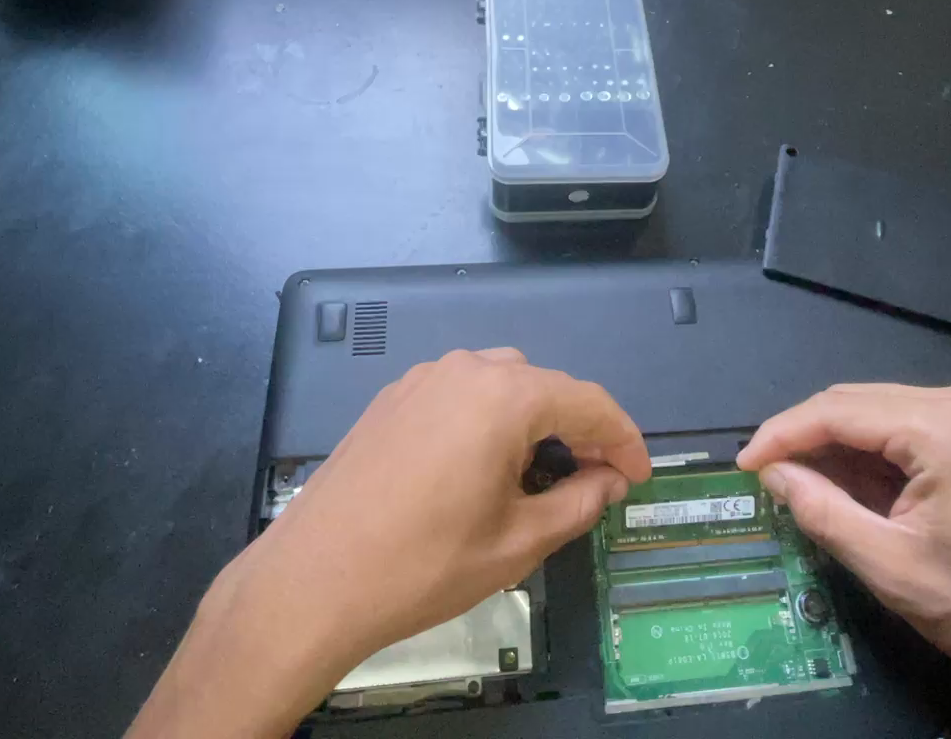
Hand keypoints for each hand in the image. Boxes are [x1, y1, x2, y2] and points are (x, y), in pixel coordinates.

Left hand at [127, 349, 650, 738]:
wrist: (311, 580)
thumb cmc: (424, 565)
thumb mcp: (518, 543)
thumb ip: (579, 502)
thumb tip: (608, 480)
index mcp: (505, 396)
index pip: (588, 403)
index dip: (623, 439)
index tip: (639, 476)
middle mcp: (466, 370)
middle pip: (545, 387)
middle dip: (578, 429)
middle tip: (593, 479)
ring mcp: (423, 379)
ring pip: (501, 383)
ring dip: (531, 419)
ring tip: (536, 473)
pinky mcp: (393, 396)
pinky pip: (460, 393)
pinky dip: (487, 418)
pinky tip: (478, 464)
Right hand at [737, 384, 950, 738]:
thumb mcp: (895, 568)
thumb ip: (823, 512)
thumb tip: (773, 475)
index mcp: (939, 425)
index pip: (834, 411)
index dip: (780, 435)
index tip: (743, 466)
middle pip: (855, 402)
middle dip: (805, 436)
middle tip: (766, 475)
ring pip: (879, 412)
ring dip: (837, 445)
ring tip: (802, 483)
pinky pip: (909, 427)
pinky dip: (873, 453)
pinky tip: (854, 483)